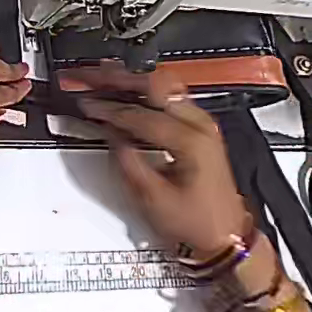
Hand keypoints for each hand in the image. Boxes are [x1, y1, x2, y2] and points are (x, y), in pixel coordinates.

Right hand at [68, 65, 254, 257]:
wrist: (226, 236)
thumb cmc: (197, 223)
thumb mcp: (154, 199)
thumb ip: (128, 162)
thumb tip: (109, 134)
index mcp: (191, 141)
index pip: (140, 115)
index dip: (108, 109)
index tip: (86, 103)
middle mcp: (200, 123)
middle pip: (154, 86)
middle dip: (117, 78)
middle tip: (89, 75)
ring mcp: (202, 121)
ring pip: (163, 85)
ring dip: (130, 79)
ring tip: (102, 74)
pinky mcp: (199, 124)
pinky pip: (169, 96)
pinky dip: (144, 90)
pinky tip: (125, 89)